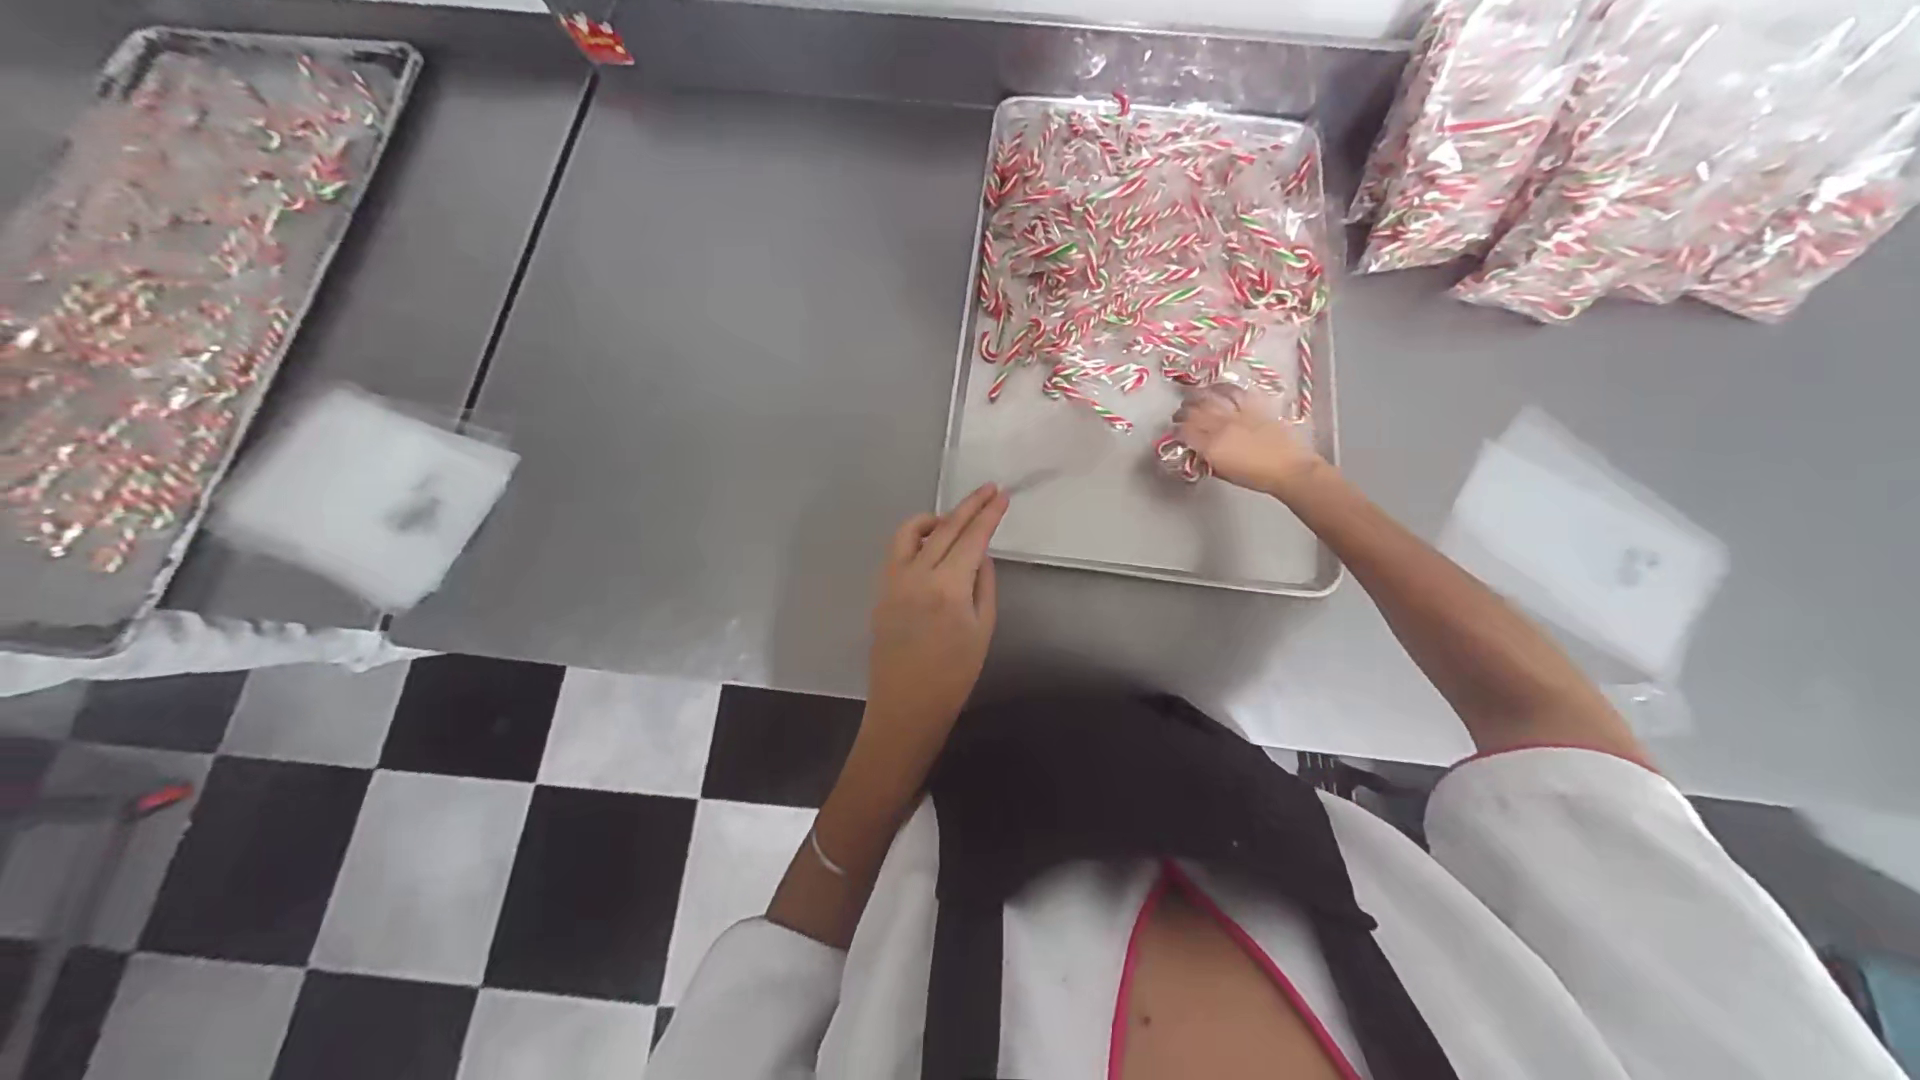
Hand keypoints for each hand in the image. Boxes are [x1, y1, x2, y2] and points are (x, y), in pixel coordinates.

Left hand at [866, 483, 1008, 752]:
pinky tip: (930, 545)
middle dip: (969, 505)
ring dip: (936, 518)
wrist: (907, 706)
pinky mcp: (881, 591)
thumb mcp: (982, 629)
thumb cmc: (954, 675)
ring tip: (955, 520)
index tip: (1002, 496)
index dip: (989, 514)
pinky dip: (915, 538)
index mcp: (948, 587)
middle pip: (945, 528)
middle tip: (988, 490)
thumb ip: (983, 584)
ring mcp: (893, 581)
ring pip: (912, 532)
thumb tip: (980, 555)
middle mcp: (917, 575)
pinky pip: (897, 552)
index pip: (972, 538)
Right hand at [1174, 385, 1324, 498]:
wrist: (1289, 468)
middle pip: (1193, 412)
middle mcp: (1220, 426)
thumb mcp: (1224, 473)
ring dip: (1196, 397)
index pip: (1184, 432)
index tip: (1175, 432)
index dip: (1176, 431)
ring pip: (1209, 398)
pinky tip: (1214, 388)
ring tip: (1192, 399)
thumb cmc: (1256, 476)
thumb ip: (1207, 459)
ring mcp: (1237, 413)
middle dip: (1182, 413)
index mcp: (1211, 447)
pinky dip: (1220, 387)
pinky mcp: (1253, 405)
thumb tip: (1197, 450)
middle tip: (1180, 416)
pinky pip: (1233, 391)